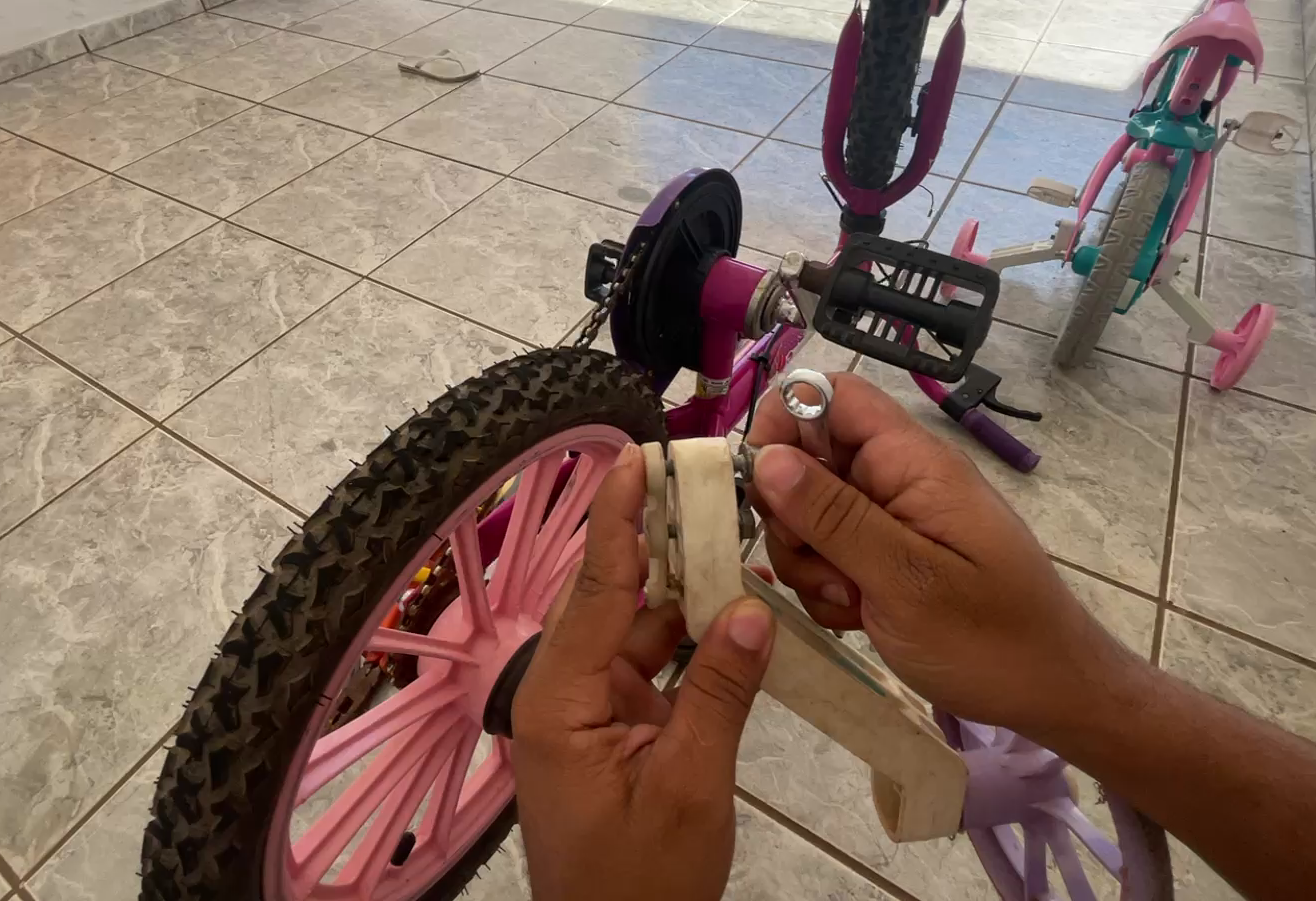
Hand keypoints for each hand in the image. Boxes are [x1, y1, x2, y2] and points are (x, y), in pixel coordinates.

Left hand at [511, 444, 775, 900]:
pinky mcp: (611, 719)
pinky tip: (728, 609)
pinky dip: (687, 636)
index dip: (618, 515)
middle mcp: (564, 684)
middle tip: (696, 484)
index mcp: (561, 694)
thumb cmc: (643, 884)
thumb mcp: (690, 786)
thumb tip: (754, 609)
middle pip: (612, 593)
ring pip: (636, 623)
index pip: (597, 584)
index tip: (635, 456)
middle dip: (655, 539)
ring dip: (681, 588)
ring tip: (726, 537)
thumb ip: (720, 691)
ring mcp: (588, 701)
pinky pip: (649, 657)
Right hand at [745, 372, 1139, 738]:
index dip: (785, 420)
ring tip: (849, 598)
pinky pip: (821, 553)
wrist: (1050, 698)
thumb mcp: (906, 579)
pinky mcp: (877, 555)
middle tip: (817, 562)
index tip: (760, 478)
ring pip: (804, 513)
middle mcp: (892, 478)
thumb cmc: (992, 639)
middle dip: (791, 513)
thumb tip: (765, 457)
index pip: (832, 395)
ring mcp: (884, 518)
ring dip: (806, 559)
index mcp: (910, 461)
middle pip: (805, 459)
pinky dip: (822, 585)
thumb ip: (833, 516)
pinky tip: (855, 614)